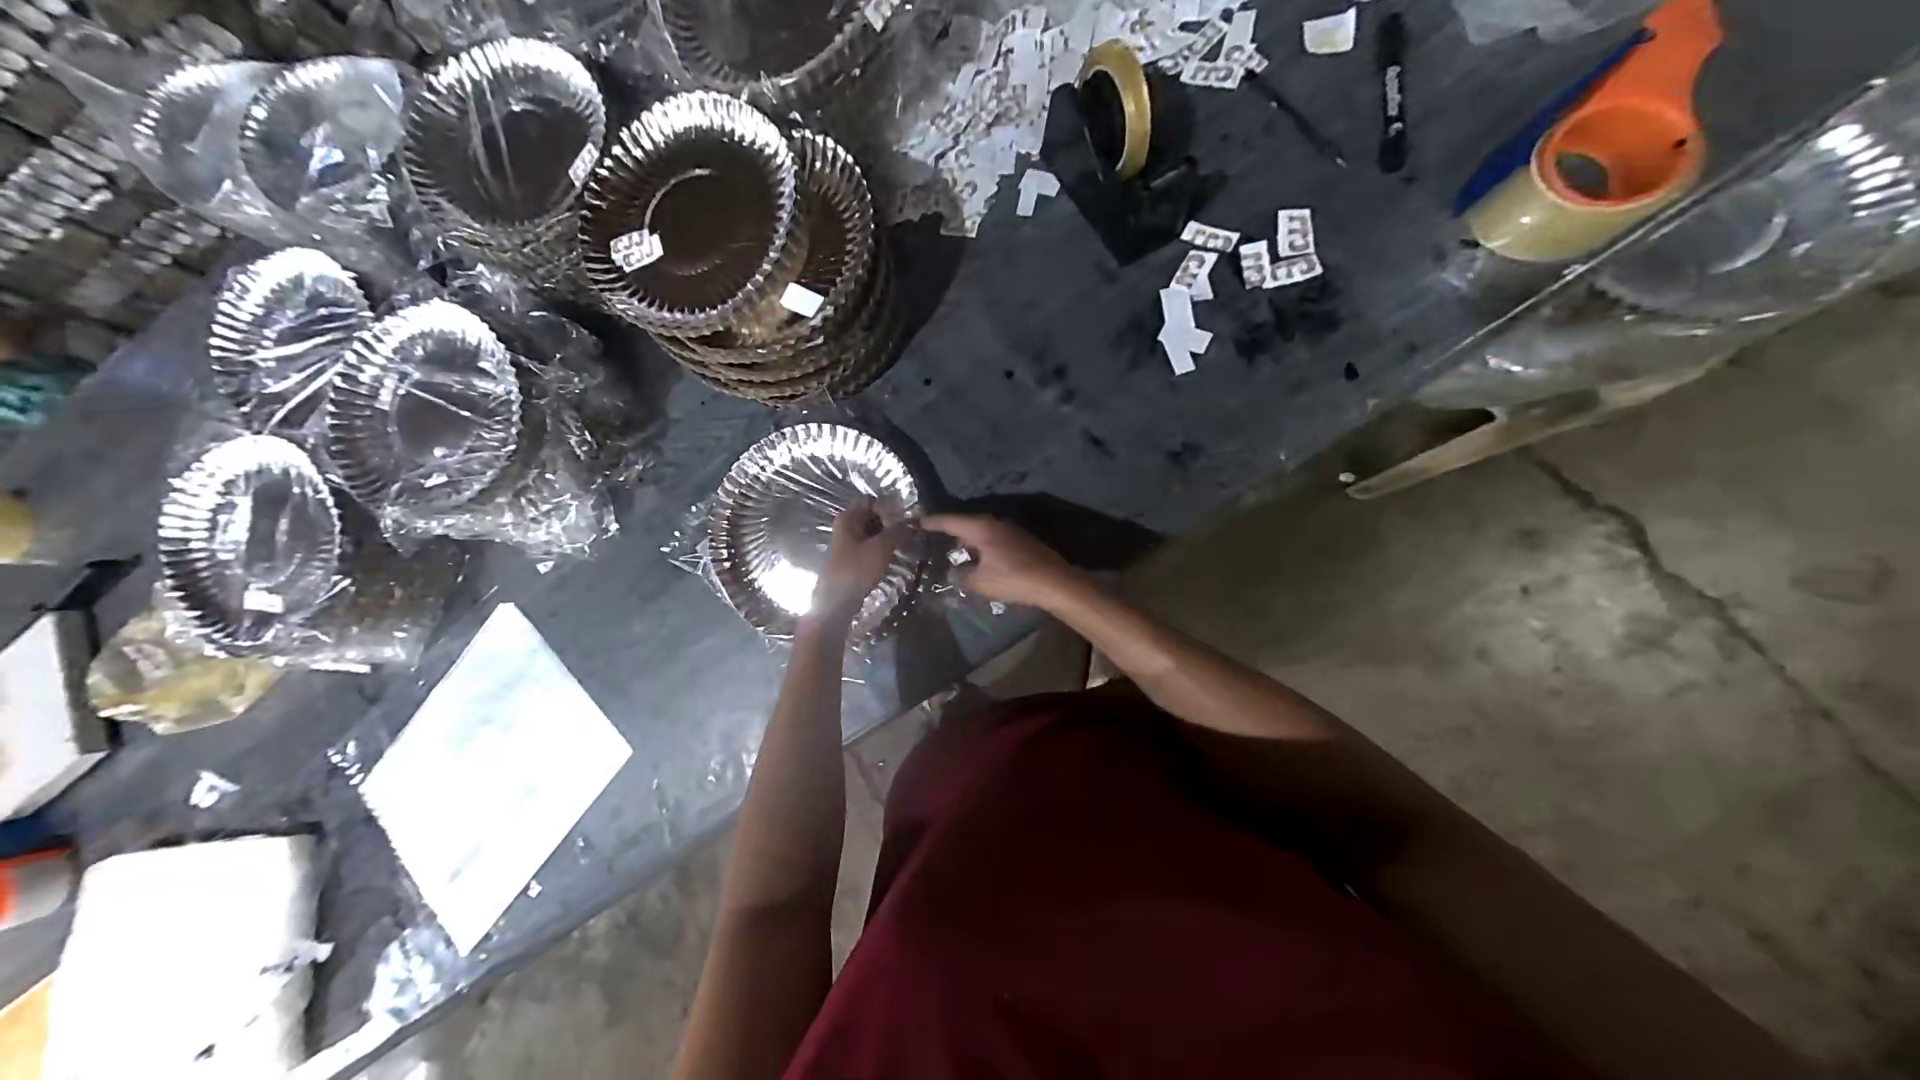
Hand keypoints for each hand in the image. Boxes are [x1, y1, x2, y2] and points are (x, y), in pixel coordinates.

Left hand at [810, 500, 908, 624]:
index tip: (902, 524)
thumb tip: (914, 523)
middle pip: (875, 516)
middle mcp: (848, 526)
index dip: (889, 509)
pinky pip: (874, 545)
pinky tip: (898, 555)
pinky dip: (886, 548)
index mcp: (848, 518)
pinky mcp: (856, 557)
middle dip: (893, 523)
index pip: (873, 501)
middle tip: (909, 535)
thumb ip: (898, 531)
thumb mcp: (880, 548)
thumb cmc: (856, 570)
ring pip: (876, 531)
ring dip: (891, 536)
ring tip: (907, 546)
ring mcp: (851, 542)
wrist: (838, 601)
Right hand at [920, 514, 1084, 610]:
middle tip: (930, 537)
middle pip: (965, 524)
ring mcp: (1009, 530)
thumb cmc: (1014, 579)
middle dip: (948, 531)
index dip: (932, 522)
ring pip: (979, 532)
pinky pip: (991, 539)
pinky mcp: (1019, 540)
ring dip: (966, 541)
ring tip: (950, 551)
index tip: (917, 521)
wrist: (1054, 582)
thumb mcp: (981, 582)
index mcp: (982, 528)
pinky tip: (976, 559)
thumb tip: (952, 572)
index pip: (950, 520)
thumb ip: (961, 576)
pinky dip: (979, 546)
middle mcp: (994, 523)